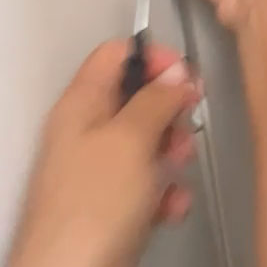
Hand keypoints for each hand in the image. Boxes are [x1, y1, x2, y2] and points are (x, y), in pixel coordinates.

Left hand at [6, 39, 200, 266]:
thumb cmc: (89, 212)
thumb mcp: (131, 139)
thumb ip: (156, 98)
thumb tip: (174, 73)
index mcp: (80, 105)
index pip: (116, 54)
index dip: (153, 57)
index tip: (182, 75)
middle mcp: (84, 134)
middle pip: (135, 97)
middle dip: (169, 109)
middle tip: (185, 121)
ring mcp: (95, 173)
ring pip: (145, 141)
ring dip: (171, 150)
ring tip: (179, 165)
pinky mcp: (108, 209)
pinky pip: (145, 183)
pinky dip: (164, 190)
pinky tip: (171, 204)